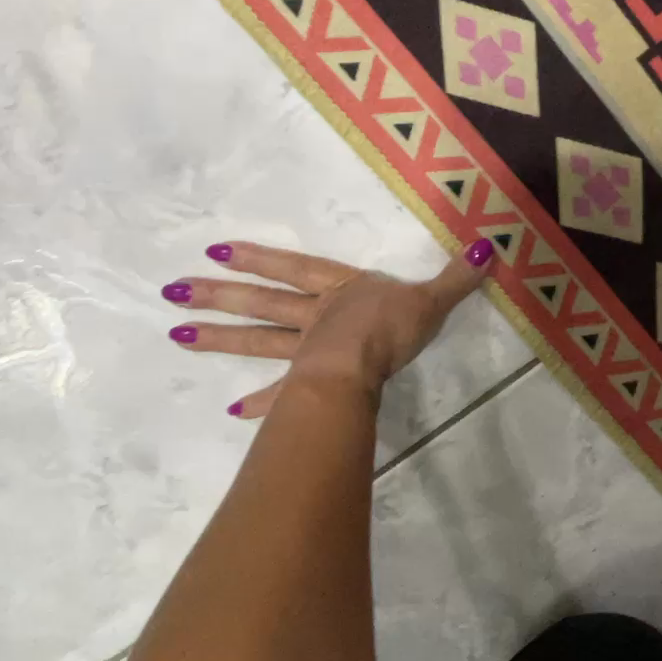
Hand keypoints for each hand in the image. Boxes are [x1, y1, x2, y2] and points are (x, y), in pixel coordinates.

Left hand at [161, 238, 496, 417]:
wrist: (367, 362)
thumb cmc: (394, 326)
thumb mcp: (431, 297)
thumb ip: (456, 278)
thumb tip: (489, 249)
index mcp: (342, 290)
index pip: (296, 269)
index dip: (261, 259)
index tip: (216, 252)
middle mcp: (317, 315)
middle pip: (263, 303)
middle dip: (221, 296)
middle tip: (172, 292)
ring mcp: (309, 350)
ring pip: (260, 341)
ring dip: (221, 339)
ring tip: (177, 336)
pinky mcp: (312, 381)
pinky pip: (283, 392)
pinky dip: (261, 402)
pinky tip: (234, 411)